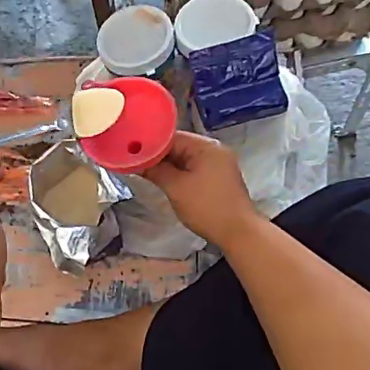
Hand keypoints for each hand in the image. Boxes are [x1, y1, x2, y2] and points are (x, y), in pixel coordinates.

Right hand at [144, 131, 263, 247]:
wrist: (239, 232)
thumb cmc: (206, 207)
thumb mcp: (176, 188)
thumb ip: (154, 170)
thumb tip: (134, 160)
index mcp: (206, 146)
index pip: (171, 137)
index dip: (149, 144)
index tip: (130, 152)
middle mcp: (214, 150)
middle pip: (179, 146)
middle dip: (157, 156)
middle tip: (134, 163)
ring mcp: (219, 164)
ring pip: (186, 159)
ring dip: (168, 166)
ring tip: (145, 172)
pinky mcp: (219, 178)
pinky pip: (194, 169)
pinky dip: (180, 174)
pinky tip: (165, 181)